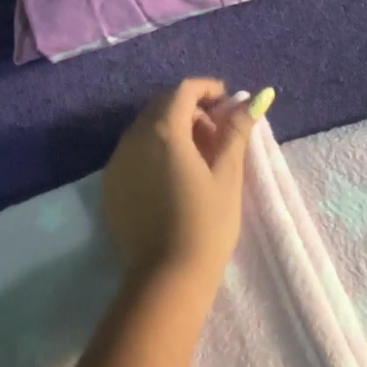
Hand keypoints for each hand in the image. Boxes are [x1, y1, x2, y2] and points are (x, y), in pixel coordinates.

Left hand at [101, 78, 254, 287]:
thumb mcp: (227, 175)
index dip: (208, 89)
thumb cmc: (206, 223)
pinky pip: (133, 151)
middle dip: (191, 109)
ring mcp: (117, 160)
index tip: (229, 104)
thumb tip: (256, 99)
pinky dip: (154, 149)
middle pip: (162, 106)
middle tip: (218, 134)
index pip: (184, 90)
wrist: (167, 276)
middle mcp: (133, 137)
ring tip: (199, 157)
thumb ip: (237, 132)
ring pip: (146, 127)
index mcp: (163, 130)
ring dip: (172, 128)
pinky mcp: (110, 183)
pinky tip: (174, 176)